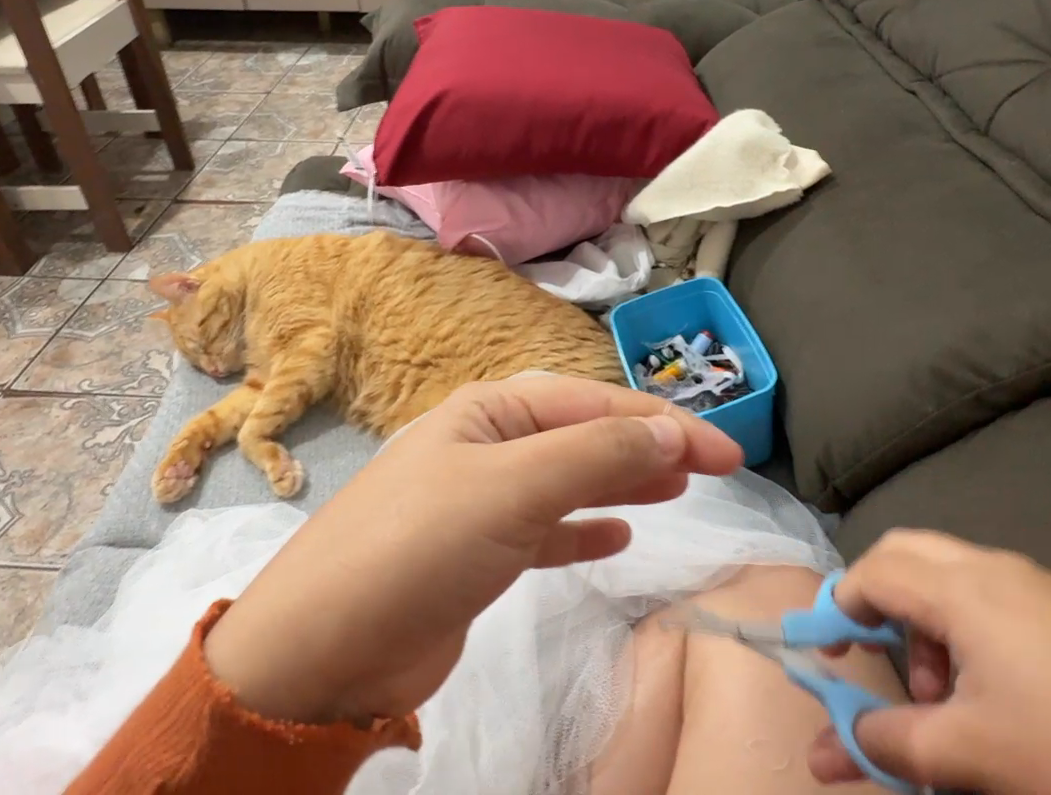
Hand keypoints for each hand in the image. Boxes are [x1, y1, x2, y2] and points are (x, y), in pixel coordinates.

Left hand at [201, 375, 743, 724]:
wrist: (324, 647)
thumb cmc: (418, 546)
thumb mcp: (512, 487)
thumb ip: (594, 456)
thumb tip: (669, 435)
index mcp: (487, 412)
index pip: (592, 403)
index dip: (661, 423)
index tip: (726, 453)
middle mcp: (483, 447)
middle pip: (581, 435)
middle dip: (647, 447)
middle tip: (714, 469)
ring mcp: (478, 503)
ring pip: (567, 480)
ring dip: (621, 481)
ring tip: (675, 490)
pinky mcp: (475, 557)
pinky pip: (544, 531)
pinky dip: (583, 529)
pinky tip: (616, 536)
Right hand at [809, 530, 1050, 794]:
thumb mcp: (967, 756)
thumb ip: (888, 743)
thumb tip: (838, 744)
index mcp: (963, 588)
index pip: (871, 573)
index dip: (835, 609)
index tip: (823, 655)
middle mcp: (996, 570)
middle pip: (906, 555)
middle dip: (875, 600)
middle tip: (874, 658)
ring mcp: (1041, 588)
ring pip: (950, 579)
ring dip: (923, 626)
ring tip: (941, 700)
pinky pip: (993, 602)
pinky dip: (965, 635)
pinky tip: (993, 701)